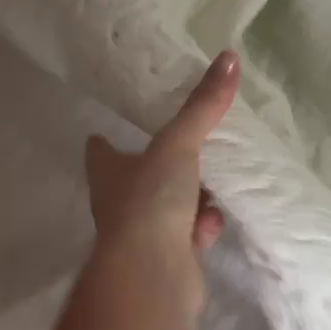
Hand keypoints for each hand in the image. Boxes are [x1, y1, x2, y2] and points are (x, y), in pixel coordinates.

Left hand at [83, 51, 238, 316]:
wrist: (151, 273)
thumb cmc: (150, 201)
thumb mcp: (179, 144)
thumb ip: (203, 106)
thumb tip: (229, 56)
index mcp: (108, 172)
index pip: (101, 150)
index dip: (107, 140)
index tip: (114, 130)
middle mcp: (118, 202)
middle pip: (141, 179)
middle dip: (168, 170)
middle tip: (193, 154)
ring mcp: (141, 234)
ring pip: (170, 208)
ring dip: (193, 201)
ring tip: (211, 193)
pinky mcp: (167, 259)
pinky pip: (188, 236)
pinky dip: (202, 229)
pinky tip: (211, 227)